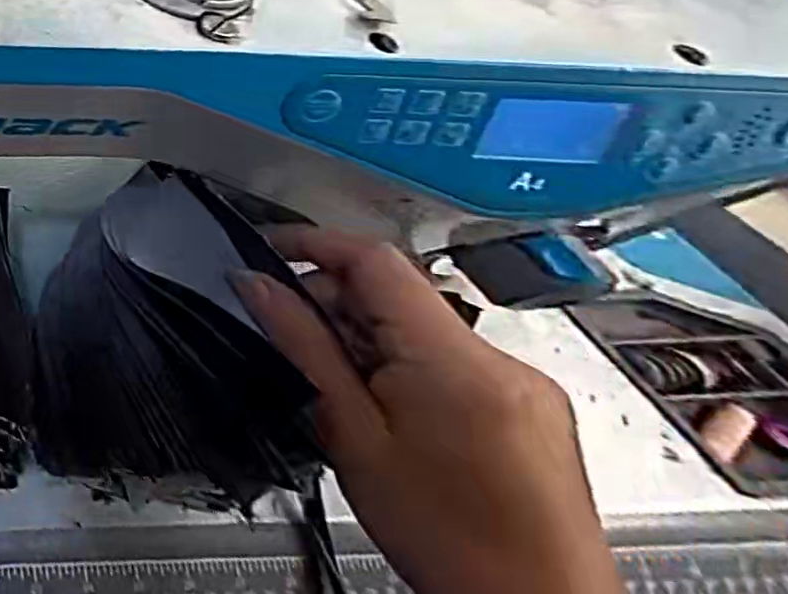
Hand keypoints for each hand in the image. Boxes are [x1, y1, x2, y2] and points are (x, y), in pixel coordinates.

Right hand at [232, 229, 620, 593]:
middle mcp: (500, 360)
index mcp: (455, 362)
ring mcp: (523, 382)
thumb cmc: (454, 544)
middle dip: (334, 302)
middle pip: (394, 289)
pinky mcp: (530, 404)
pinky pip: (448, 353)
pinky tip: (386, 409)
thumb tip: (257, 286)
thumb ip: (302, 346)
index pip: (375, 259)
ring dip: (365, 336)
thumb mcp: (351, 434)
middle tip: (297, 341)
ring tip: (345, 392)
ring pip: (417, 322)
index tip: (271, 247)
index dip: (313, 242)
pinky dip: (402, 361)